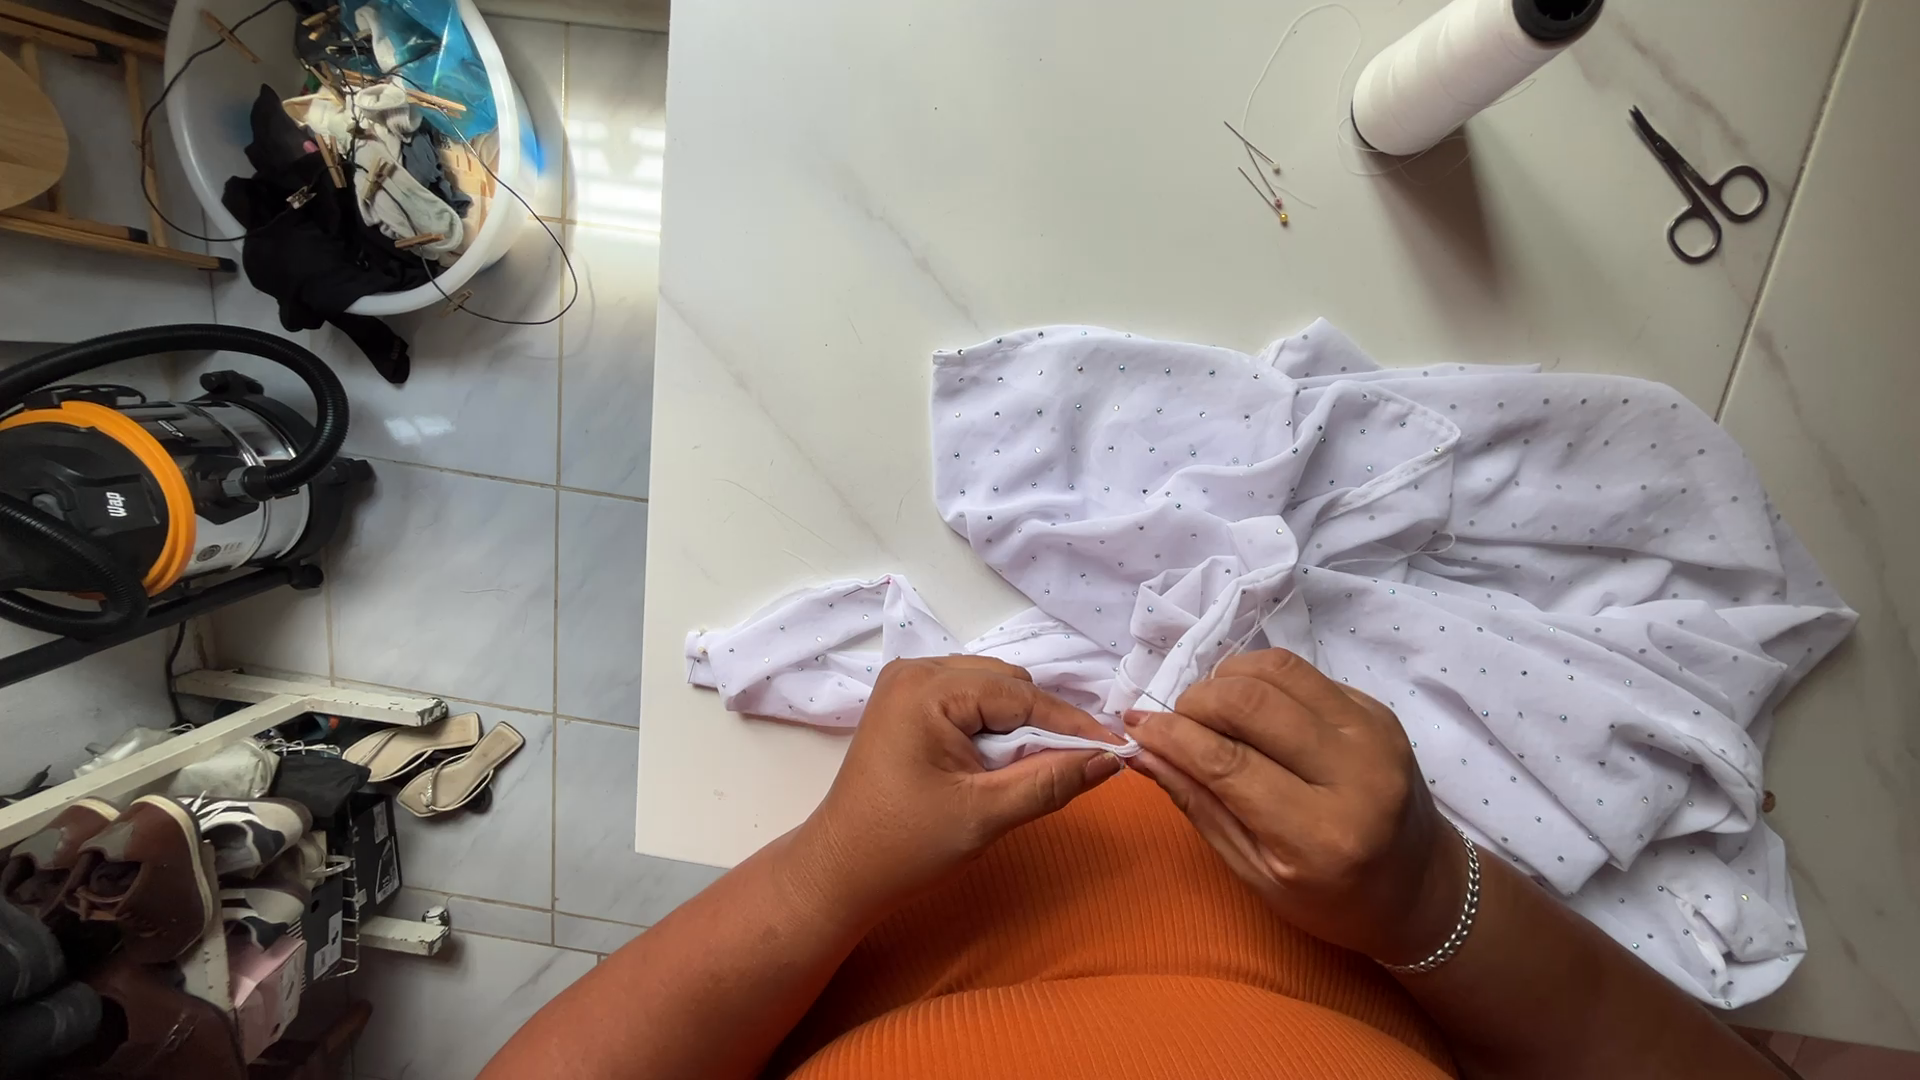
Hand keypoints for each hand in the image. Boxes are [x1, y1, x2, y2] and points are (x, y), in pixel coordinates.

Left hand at [790, 656, 1126, 918]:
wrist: (842, 868)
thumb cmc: (905, 846)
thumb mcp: (985, 815)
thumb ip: (1050, 781)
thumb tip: (1108, 760)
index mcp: (926, 690)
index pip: (1019, 694)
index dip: (1071, 723)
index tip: (1116, 748)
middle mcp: (915, 670)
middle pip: (1006, 683)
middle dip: (1042, 724)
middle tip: (1068, 767)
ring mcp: (907, 681)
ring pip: (991, 687)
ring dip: (1018, 724)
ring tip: (1026, 769)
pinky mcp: (907, 699)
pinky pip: (969, 697)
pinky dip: (993, 724)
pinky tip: (996, 759)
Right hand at [1123, 648, 1467, 965]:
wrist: (1424, 888)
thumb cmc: (1331, 898)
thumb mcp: (1253, 871)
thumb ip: (1197, 805)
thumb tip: (1141, 750)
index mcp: (1324, 837)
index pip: (1228, 763)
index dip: (1172, 736)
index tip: (1136, 725)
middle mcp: (1358, 775)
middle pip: (1251, 702)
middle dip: (1194, 702)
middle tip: (1175, 721)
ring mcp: (1374, 733)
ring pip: (1274, 668)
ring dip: (1223, 679)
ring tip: (1209, 710)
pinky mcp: (1376, 708)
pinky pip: (1299, 670)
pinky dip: (1256, 678)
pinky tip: (1249, 709)